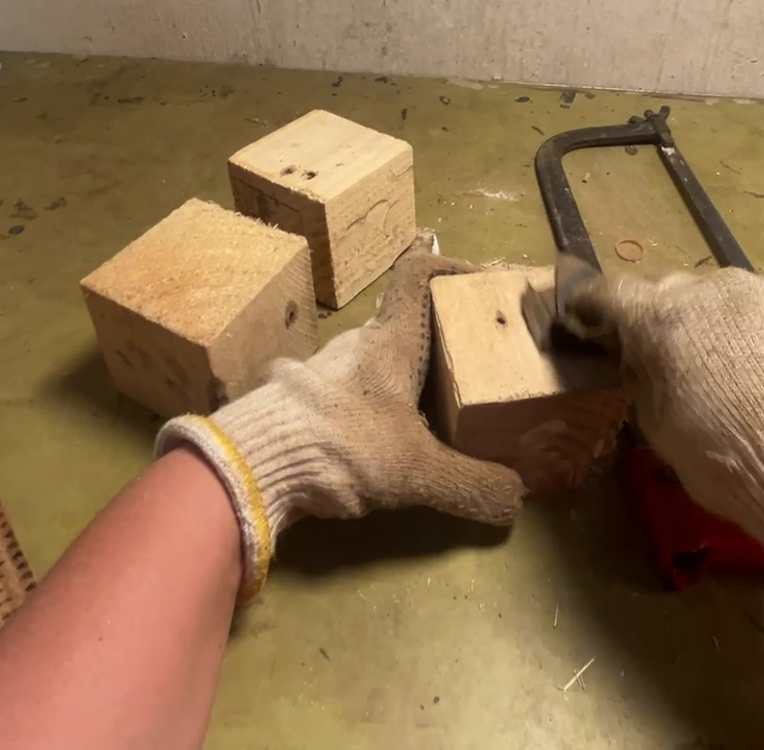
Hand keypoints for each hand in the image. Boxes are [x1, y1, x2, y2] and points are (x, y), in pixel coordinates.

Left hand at [157, 235, 524, 598]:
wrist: (248, 465)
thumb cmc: (342, 444)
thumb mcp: (416, 470)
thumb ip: (469, 484)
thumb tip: (515, 500)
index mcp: (389, 341)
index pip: (416, 275)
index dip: (445, 264)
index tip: (473, 276)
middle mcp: (354, 343)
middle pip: (399, 322)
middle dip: (432, 339)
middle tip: (463, 366)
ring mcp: (319, 368)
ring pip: (368, 358)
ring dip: (396, 375)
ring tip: (423, 411)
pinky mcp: (294, 399)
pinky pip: (340, 389)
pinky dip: (363, 404)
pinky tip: (370, 441)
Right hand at [571, 268, 763, 648]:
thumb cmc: (733, 457)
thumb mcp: (665, 434)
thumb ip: (650, 387)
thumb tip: (648, 369)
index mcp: (661, 316)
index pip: (609, 293)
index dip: (596, 308)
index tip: (589, 321)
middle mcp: (714, 290)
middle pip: (677, 295)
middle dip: (670, 322)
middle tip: (675, 362)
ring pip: (735, 304)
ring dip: (728, 330)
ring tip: (746, 379)